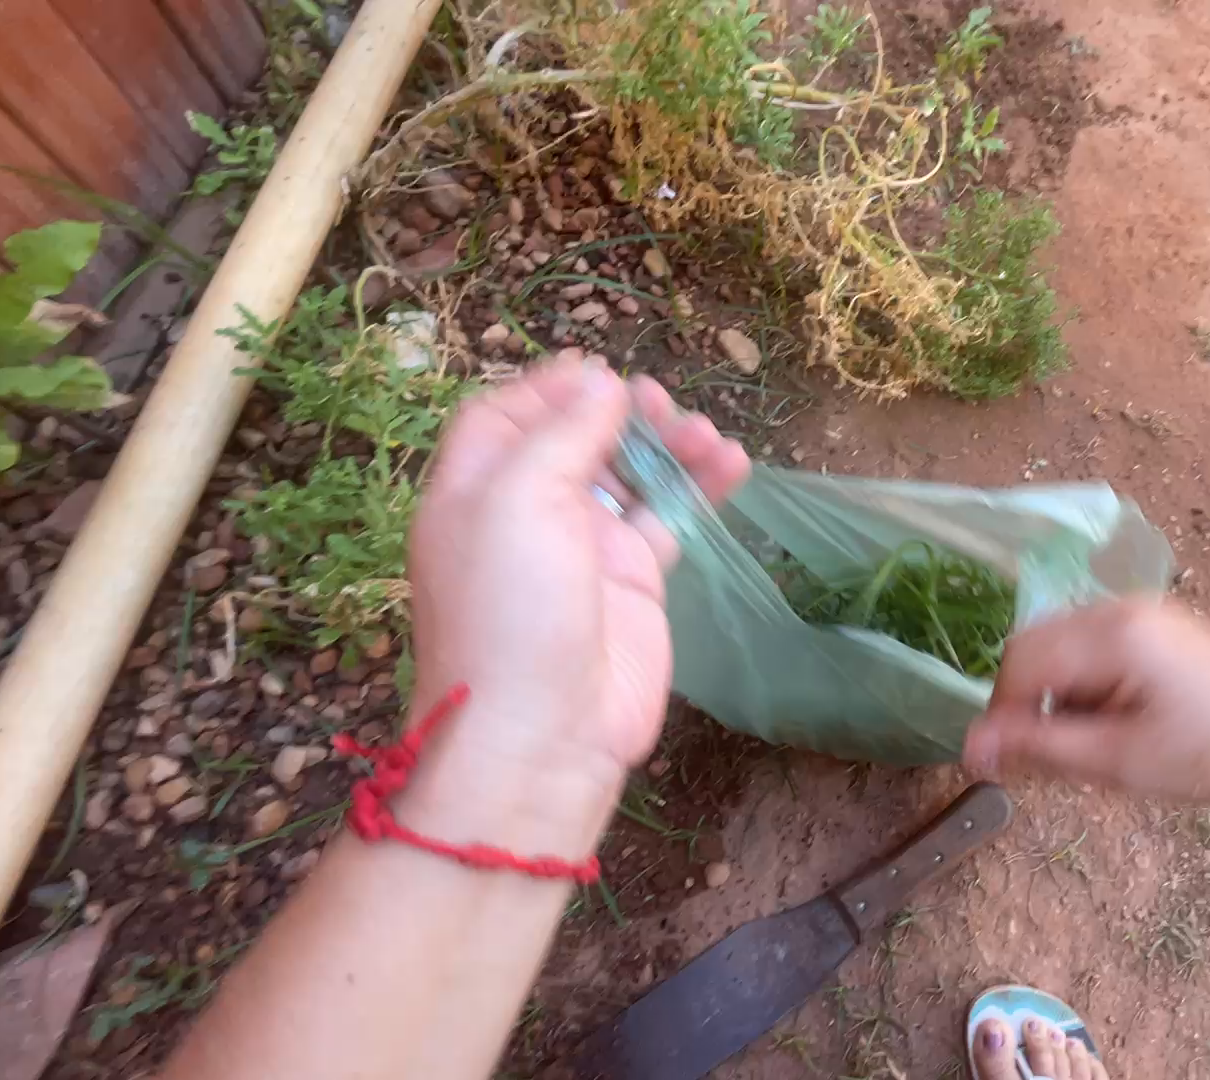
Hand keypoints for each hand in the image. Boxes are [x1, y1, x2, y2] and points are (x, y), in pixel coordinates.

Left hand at [399, 363, 747, 844]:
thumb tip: (604, 384)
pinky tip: (732, 463)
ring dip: (669, 448)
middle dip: (619, 415)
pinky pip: (671, 518)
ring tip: (706, 434)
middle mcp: (530, 514)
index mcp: (477, 492)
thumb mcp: (519, 502)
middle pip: (578, 441)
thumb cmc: (515, 608)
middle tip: (661, 402)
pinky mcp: (637, 578)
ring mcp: (587, 548)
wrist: (550, 728)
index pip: (505, 418)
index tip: (601, 375)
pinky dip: (700, 489)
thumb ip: (564, 435)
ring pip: (632, 477)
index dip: (549, 390)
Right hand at [963, 599, 1209, 808]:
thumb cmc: (1208, 758)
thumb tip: (970, 746)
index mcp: (1112, 632)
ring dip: (1050, 690)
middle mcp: (1117, 606)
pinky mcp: (1148, 621)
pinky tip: (1105, 715)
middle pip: (1034, 644)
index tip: (998, 762)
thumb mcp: (1116, 761)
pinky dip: (1076, 679)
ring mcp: (1135, 609)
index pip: (1021, 659)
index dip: (1000, 710)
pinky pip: (1084, 642)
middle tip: (1042, 754)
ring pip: (1055, 642)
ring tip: (1083, 738)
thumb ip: (1038, 747)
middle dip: (1025, 698)